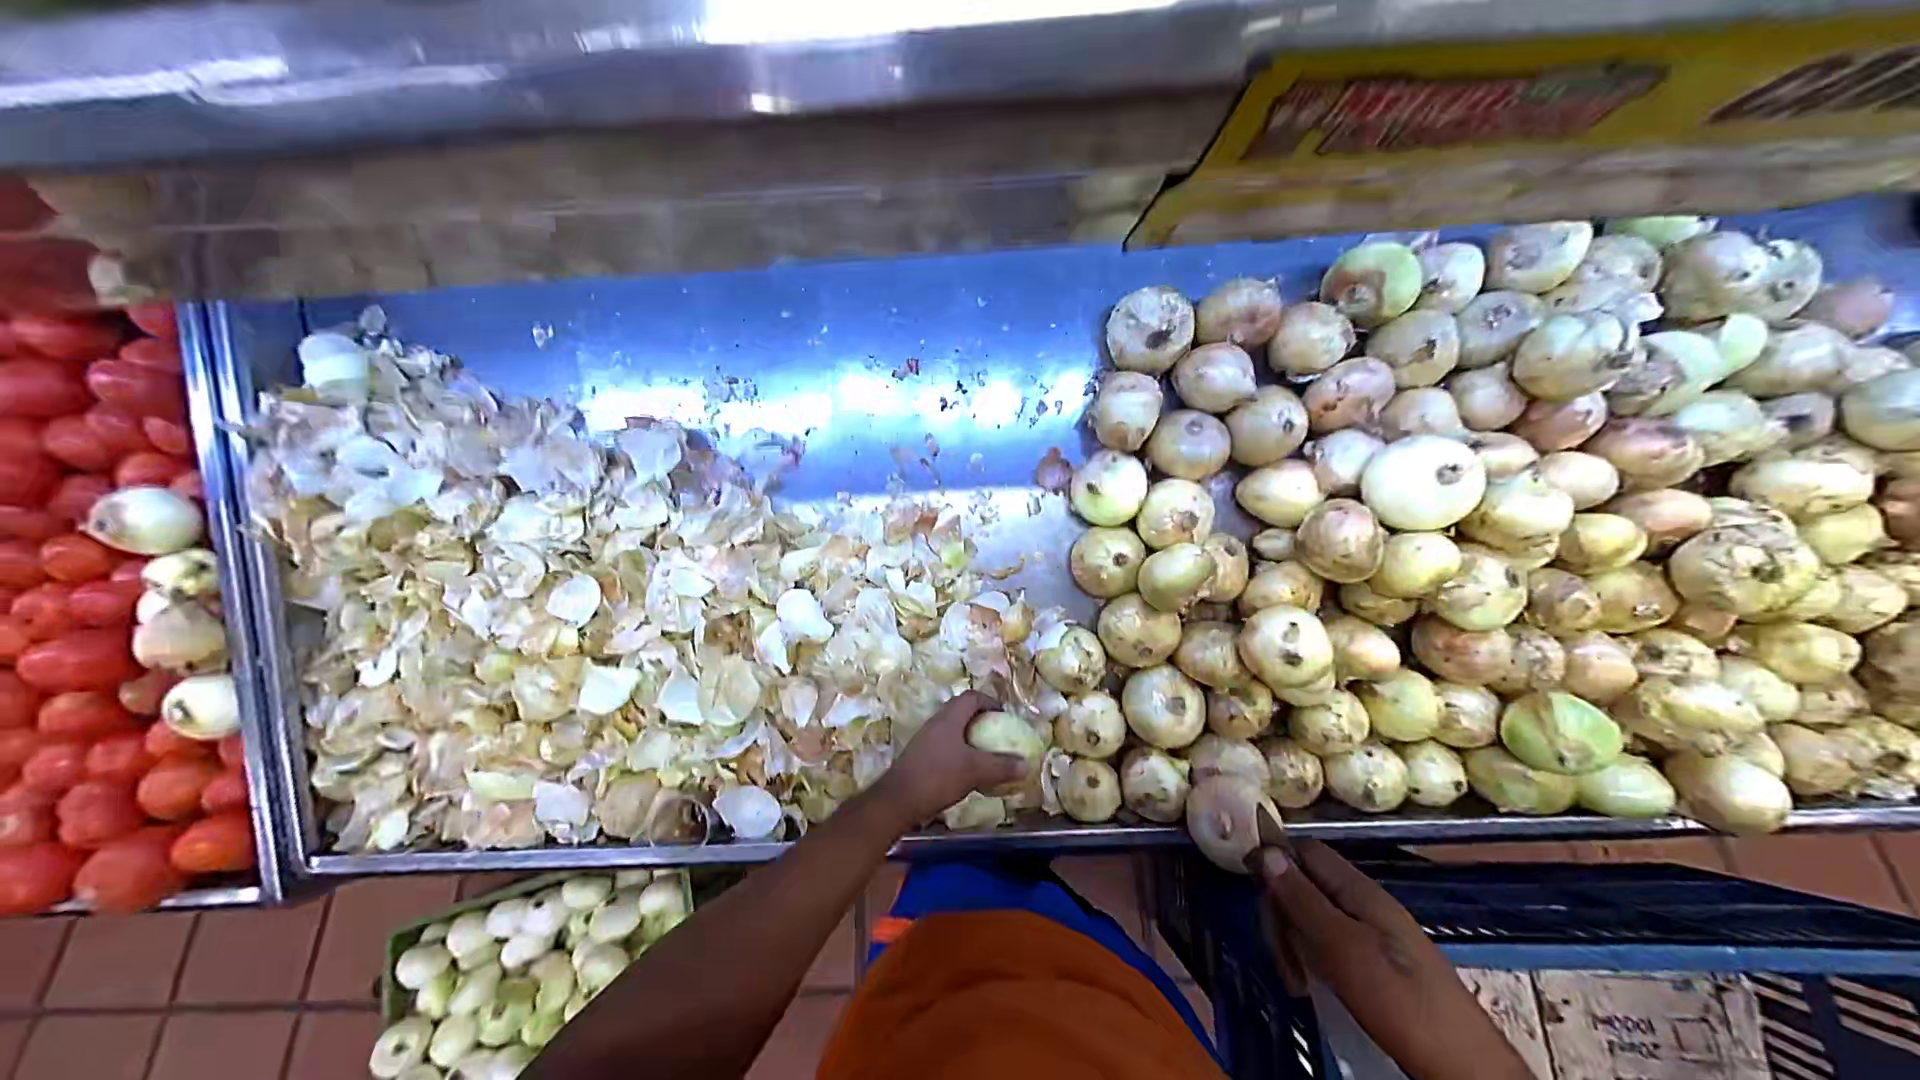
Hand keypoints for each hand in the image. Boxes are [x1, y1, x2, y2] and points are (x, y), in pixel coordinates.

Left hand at [868, 690, 1026, 830]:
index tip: (1005, 716)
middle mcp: (936, 723)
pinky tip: (967, 773)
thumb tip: (1026, 764)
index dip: (990, 702)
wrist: (898, 800)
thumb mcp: (975, 771)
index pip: (971, 697)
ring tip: (986, 755)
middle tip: (998, 736)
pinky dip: (960, 754)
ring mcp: (925, 740)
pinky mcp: (920, 757)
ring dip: (971, 739)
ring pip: (953, 731)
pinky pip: (945, 747)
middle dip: (982, 721)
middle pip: (962, 712)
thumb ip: (1002, 766)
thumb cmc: (938, 776)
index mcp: (949, 718)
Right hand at [1255, 841, 1531, 1079]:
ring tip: (1297, 980)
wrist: (1466, 1069)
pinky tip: (1314, 985)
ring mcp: (1375, 933)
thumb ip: (1303, 899)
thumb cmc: (1400, 1002)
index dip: (1275, 863)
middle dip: (1283, 912)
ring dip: (1295, 940)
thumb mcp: (1341, 947)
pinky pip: (1332, 942)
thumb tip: (1266, 852)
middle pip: (1306, 883)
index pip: (1305, 850)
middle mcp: (1367, 903)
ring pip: (1316, 916)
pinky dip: (1314, 959)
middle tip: (1282, 956)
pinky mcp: (1379, 962)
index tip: (1254, 896)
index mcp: (1360, 891)